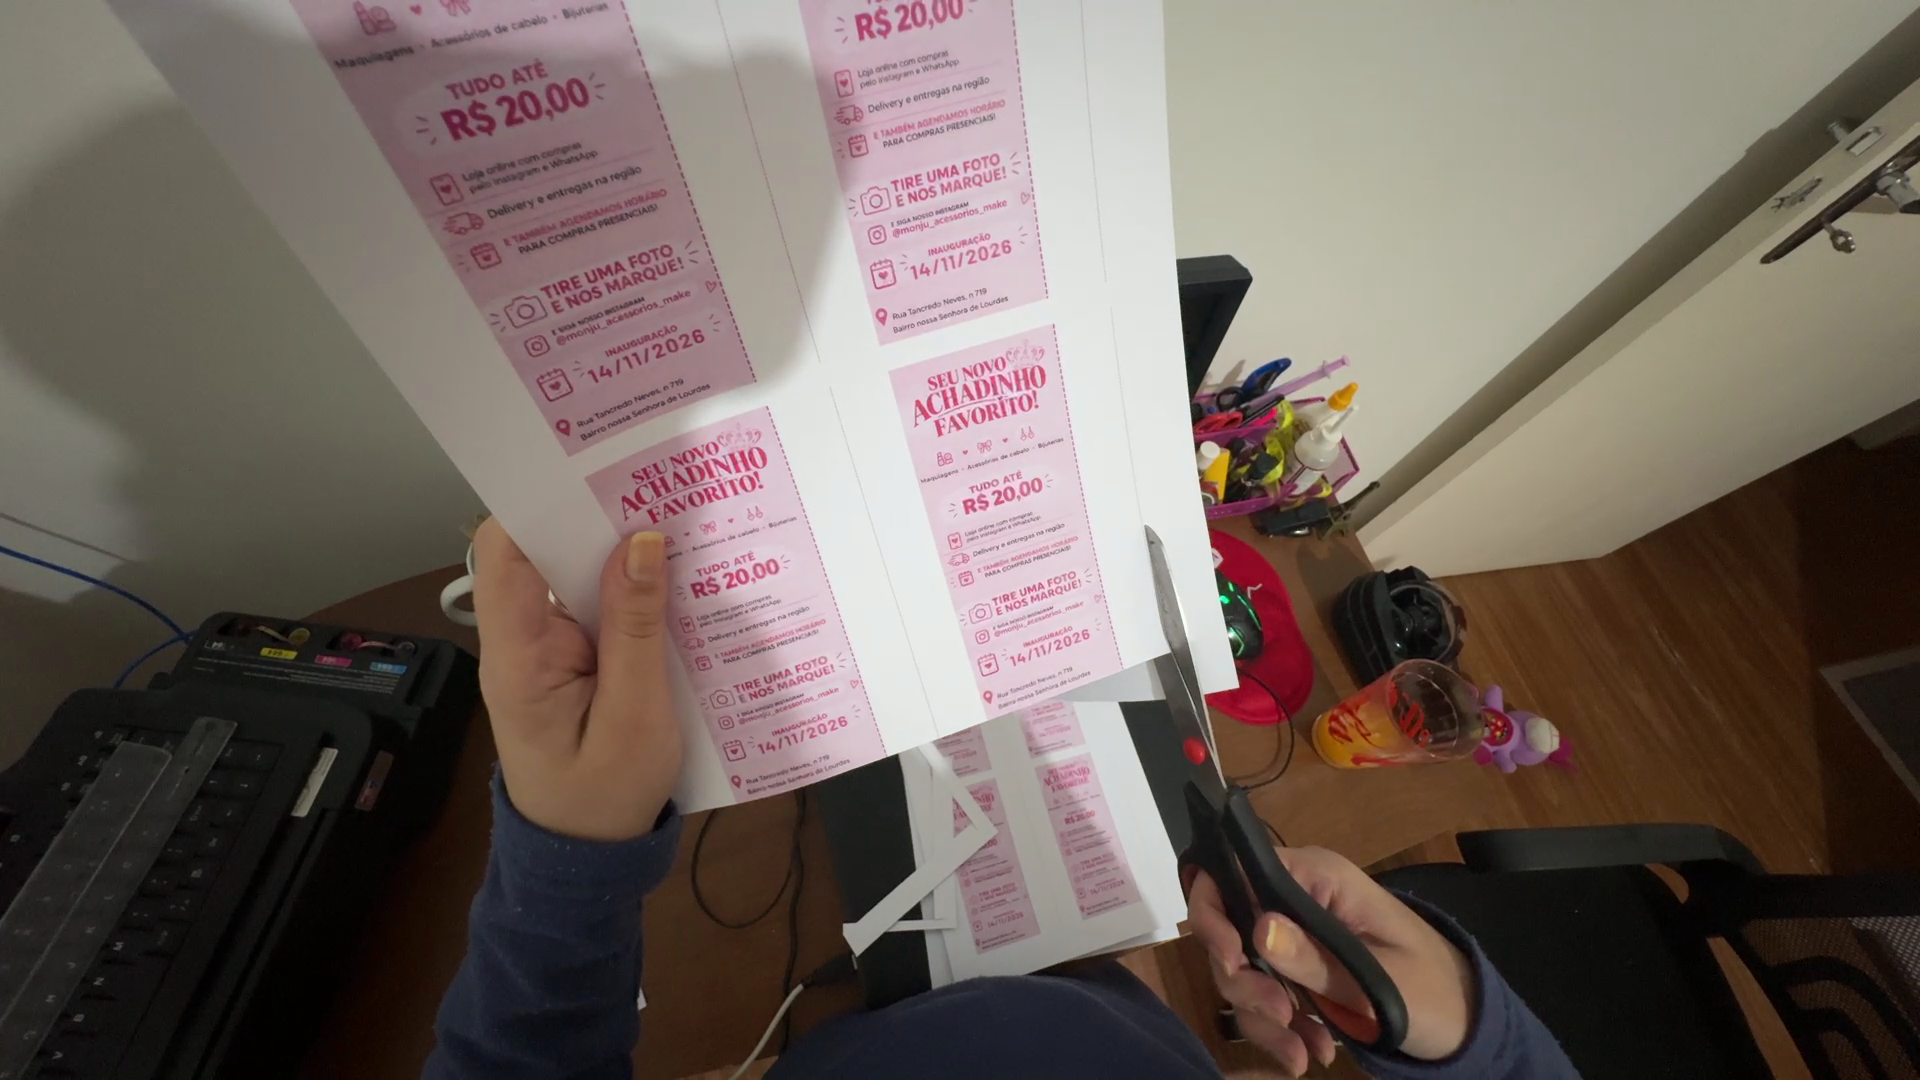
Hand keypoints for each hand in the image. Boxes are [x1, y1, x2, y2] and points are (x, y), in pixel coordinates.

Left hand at [472, 519, 682, 839]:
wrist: (589, 854)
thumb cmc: (606, 794)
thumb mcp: (635, 715)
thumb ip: (637, 628)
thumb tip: (644, 542)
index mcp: (519, 655)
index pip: (506, 555)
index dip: (541, 504)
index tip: (598, 472)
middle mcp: (525, 640)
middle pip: (546, 555)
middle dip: (598, 518)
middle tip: (661, 487)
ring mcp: (553, 650)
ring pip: (579, 579)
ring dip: (623, 552)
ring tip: (679, 520)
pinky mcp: (579, 660)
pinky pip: (602, 608)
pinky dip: (636, 588)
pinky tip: (678, 576)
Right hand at [1186, 846, 1474, 1073]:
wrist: (1470, 1027)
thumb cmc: (1438, 992)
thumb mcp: (1382, 982)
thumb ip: (1318, 958)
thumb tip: (1258, 928)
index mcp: (1316, 876)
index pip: (1236, 870)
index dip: (1216, 910)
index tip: (1231, 961)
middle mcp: (1294, 893)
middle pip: (1229, 923)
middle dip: (1243, 978)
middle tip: (1279, 1017)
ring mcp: (1291, 929)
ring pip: (1239, 963)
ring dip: (1259, 1012)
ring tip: (1301, 1052)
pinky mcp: (1293, 963)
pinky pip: (1259, 989)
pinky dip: (1273, 1026)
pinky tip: (1307, 1049)